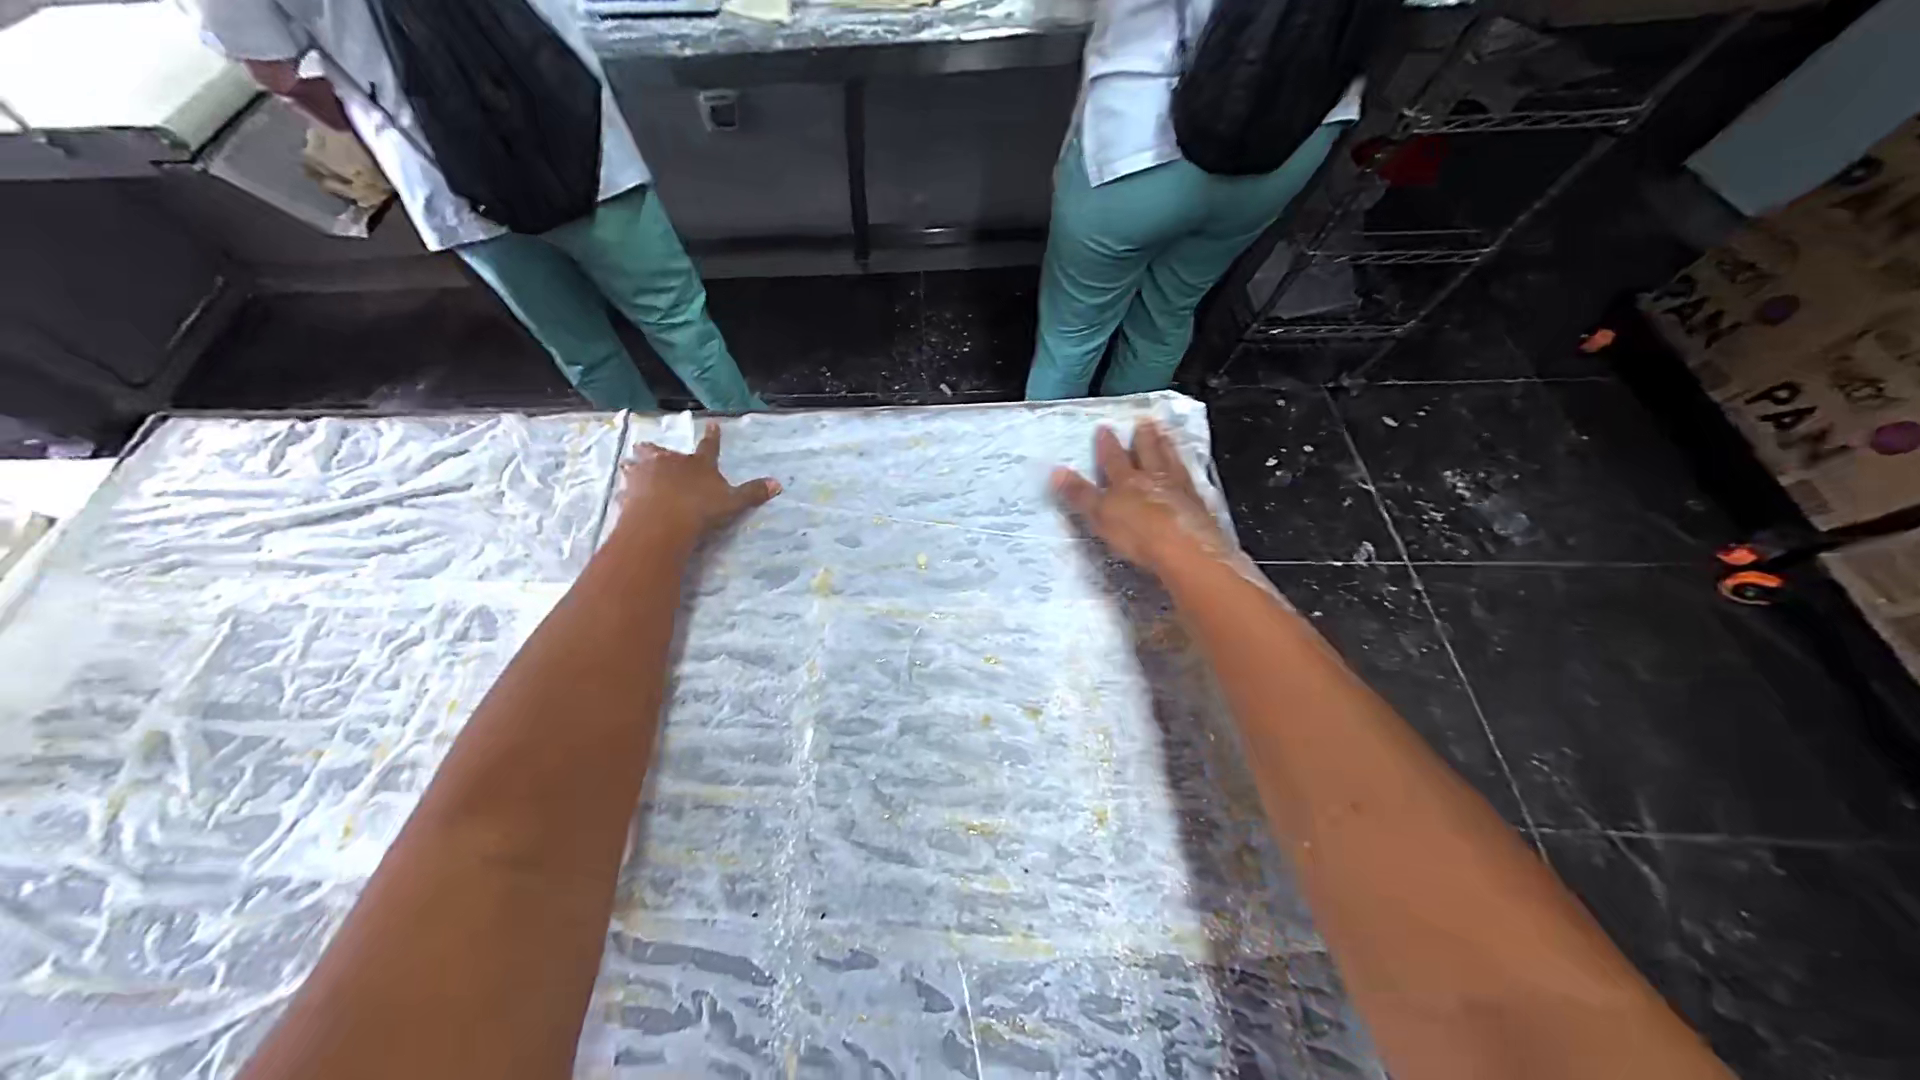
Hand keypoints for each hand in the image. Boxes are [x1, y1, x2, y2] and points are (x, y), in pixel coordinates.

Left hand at [615, 423, 779, 551]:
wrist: (662, 521)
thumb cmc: (700, 508)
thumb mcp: (732, 502)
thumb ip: (752, 493)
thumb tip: (778, 484)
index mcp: (698, 463)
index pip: (709, 446)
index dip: (712, 436)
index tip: (712, 424)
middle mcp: (670, 462)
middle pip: (661, 452)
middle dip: (656, 450)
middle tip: (648, 447)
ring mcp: (646, 474)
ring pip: (637, 465)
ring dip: (635, 465)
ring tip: (629, 465)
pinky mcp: (628, 491)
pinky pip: (625, 488)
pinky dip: (625, 489)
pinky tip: (622, 494)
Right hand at [1051, 420, 1235, 575]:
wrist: (1185, 551)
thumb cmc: (1138, 535)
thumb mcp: (1099, 516)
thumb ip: (1080, 494)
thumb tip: (1056, 471)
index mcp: (1126, 481)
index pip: (1113, 458)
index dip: (1107, 444)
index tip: (1105, 427)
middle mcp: (1153, 479)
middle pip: (1147, 453)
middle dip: (1143, 437)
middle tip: (1144, 419)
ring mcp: (1178, 489)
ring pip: (1171, 461)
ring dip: (1167, 446)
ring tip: (1166, 433)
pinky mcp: (1197, 505)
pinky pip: (1189, 479)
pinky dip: (1186, 469)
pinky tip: (1188, 470)